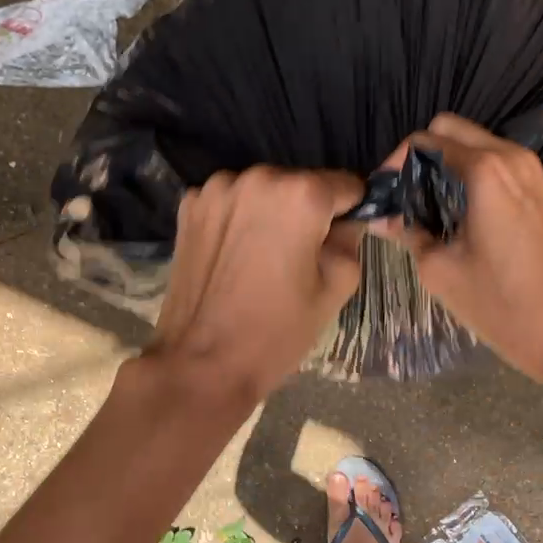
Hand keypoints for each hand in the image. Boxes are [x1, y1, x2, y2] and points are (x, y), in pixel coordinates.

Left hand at [149, 167, 364, 402]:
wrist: (200, 365)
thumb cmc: (278, 330)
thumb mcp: (337, 288)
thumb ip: (351, 239)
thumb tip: (348, 221)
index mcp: (302, 194)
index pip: (346, 185)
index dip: (350, 211)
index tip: (340, 239)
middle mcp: (260, 177)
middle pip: (302, 184)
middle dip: (308, 211)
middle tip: (300, 256)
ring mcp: (219, 188)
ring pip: (265, 190)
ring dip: (270, 212)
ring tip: (263, 257)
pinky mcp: (190, 205)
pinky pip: (230, 201)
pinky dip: (237, 218)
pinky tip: (233, 255)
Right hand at [381, 114, 542, 398]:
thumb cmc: (511, 308)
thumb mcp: (445, 273)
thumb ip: (410, 235)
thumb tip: (383, 217)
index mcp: (485, 169)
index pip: (423, 141)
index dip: (394, 165)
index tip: (383, 198)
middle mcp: (511, 157)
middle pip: (451, 131)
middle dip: (420, 158)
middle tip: (405, 200)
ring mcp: (533, 173)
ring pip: (477, 147)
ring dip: (447, 169)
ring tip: (428, 215)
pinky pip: (498, 167)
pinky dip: (472, 180)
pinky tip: (460, 222)